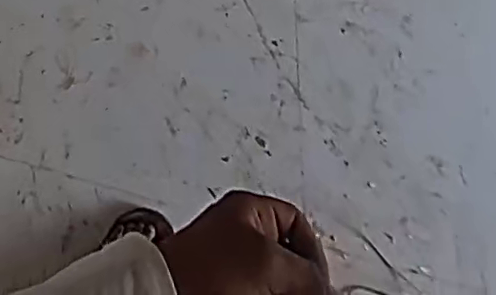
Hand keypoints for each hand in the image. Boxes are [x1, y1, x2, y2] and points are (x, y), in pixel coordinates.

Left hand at [157, 191, 329, 294]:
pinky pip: (260, 287)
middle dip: (301, 280)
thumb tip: (326, 287)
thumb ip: (307, 273)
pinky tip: (266, 294)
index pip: (297, 222)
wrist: (170, 294)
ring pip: (277, 280)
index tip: (319, 282)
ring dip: (287, 288)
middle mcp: (240, 232)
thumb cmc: (207, 269)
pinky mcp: (225, 286)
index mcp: (248, 210)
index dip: (313, 253)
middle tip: (303, 292)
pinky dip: (268, 291)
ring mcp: (233, 262)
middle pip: (289, 257)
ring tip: (278, 293)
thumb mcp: (270, 263)